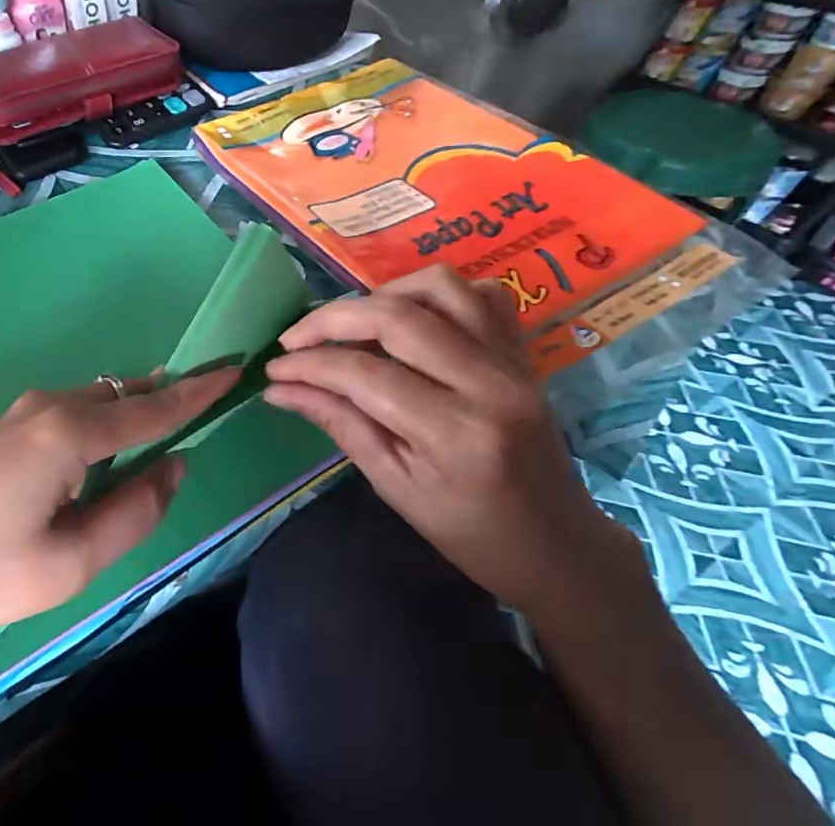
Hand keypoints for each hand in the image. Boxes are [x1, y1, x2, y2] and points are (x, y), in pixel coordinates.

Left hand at [0, 367, 239, 748]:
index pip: (152, 407)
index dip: (199, 392)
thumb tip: (173, 466)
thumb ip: (134, 510)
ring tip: (171, 430)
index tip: (237, 368)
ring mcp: (20, 415)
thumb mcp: (71, 560)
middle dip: (168, 397)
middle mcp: (47, 407)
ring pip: (97, 402)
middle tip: (211, 403)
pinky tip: (113, 451)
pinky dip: (104, 424)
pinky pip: (72, 415)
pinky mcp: (5, 432)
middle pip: (124, 395)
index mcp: (68, 432)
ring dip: (134, 412)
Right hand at [262, 266, 635, 612]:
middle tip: (295, 339)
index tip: (274, 369)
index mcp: (455, 433)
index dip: (308, 364)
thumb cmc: (469, 533)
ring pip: (440, 288)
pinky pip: (482, 294)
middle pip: (397, 316)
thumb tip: (279, 389)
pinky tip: (409, 318)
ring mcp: (513, 362)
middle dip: (332, 318)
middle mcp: (489, 384)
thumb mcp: (393, 486)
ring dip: (382, 294)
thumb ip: (339, 424)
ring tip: (351, 324)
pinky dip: (436, 294)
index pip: (363, 373)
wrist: (559, 546)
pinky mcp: (523, 354)